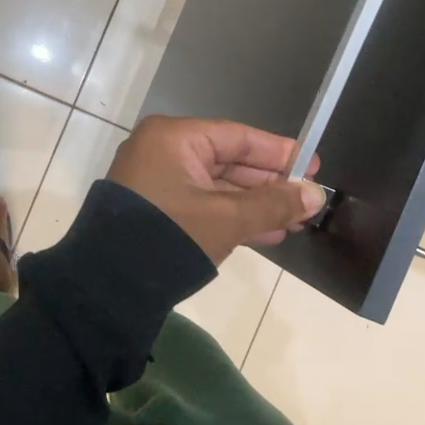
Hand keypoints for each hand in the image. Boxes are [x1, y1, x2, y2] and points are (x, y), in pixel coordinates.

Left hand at [108, 116, 326, 263]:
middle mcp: (163, 153)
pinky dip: (233, 218)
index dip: (279, 153)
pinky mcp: (157, 212)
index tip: (312, 167)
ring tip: (293, 223)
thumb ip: (273, 205)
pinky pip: (204, 206)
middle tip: (306, 201)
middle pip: (230, 162)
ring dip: (256, 206)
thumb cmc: (170, 236)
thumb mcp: (227, 219)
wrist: (108, 286)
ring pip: (218, 188)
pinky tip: (266, 234)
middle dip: (270, 186)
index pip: (239, 138)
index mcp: (174, 139)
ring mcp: (158, 184)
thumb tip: (315, 196)